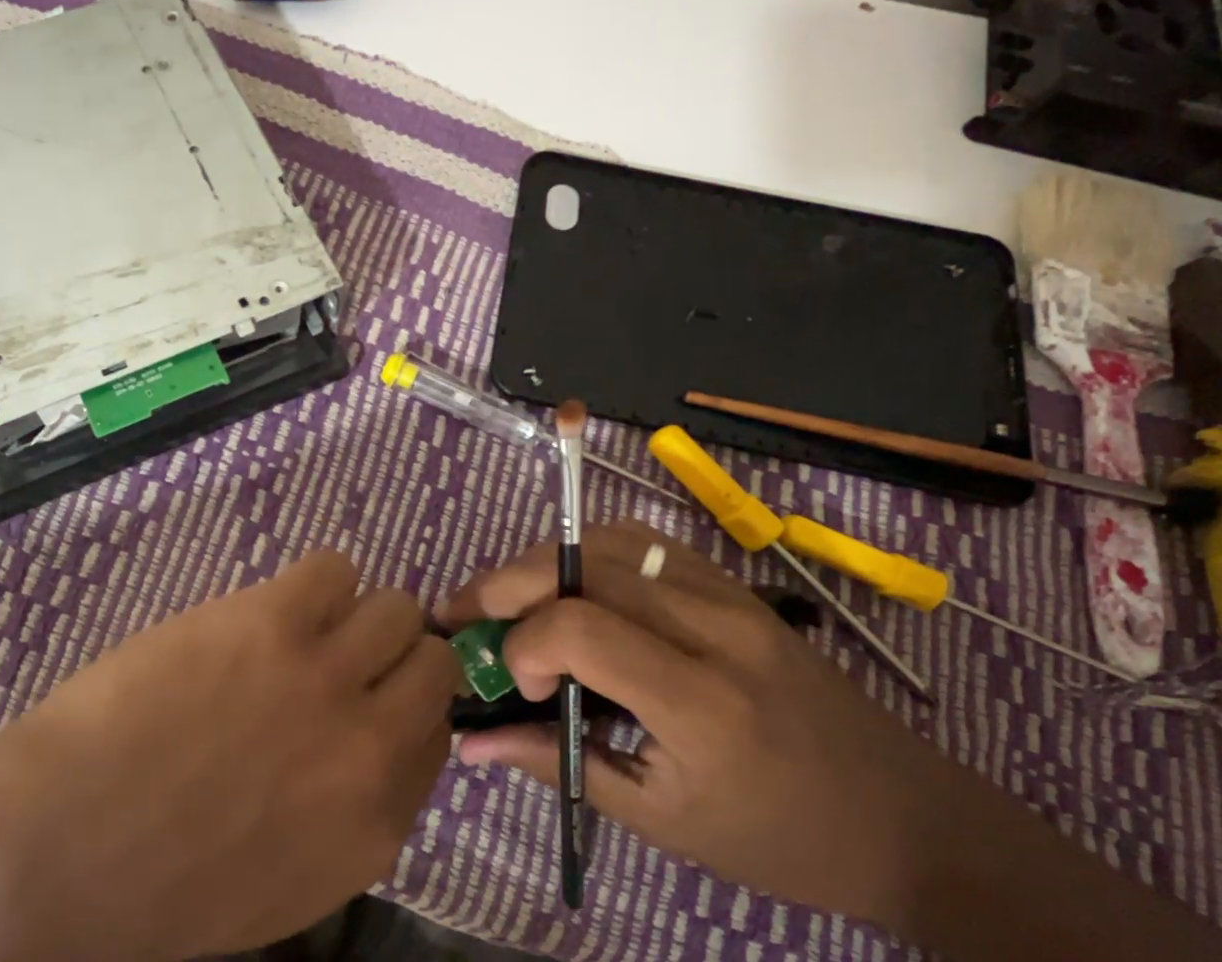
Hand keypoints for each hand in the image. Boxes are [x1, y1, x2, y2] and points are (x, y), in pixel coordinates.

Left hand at [0, 551, 461, 961]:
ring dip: (352, 614)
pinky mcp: (270, 622)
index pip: (434, 738)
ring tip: (297, 627)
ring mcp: (323, 679)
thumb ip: (343, 813)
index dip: (398, 709)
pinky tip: (264, 608)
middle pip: (429, 663)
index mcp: (374, 826)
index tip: (368, 695)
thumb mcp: (281, 880)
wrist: (51, 858)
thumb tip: (365, 745)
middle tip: (338, 654)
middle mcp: (370, 748)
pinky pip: (331, 567)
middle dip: (390, 656)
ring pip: (392, 607)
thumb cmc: (152, 883)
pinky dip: (313, 581)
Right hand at [443, 522, 965, 927]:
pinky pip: (643, 543)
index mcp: (699, 700)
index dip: (523, 645)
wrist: (908, 818)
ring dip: (542, 562)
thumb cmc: (779, 837)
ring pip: (607, 538)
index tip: (517, 688)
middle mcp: (712, 626)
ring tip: (510, 603)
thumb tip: (470, 742)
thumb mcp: (662, 820)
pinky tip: (571, 590)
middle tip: (467, 620)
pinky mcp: (735, 585)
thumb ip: (558, 764)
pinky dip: (588, 554)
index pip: (578, 628)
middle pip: (581, 564)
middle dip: (506, 585)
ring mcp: (729, 595)